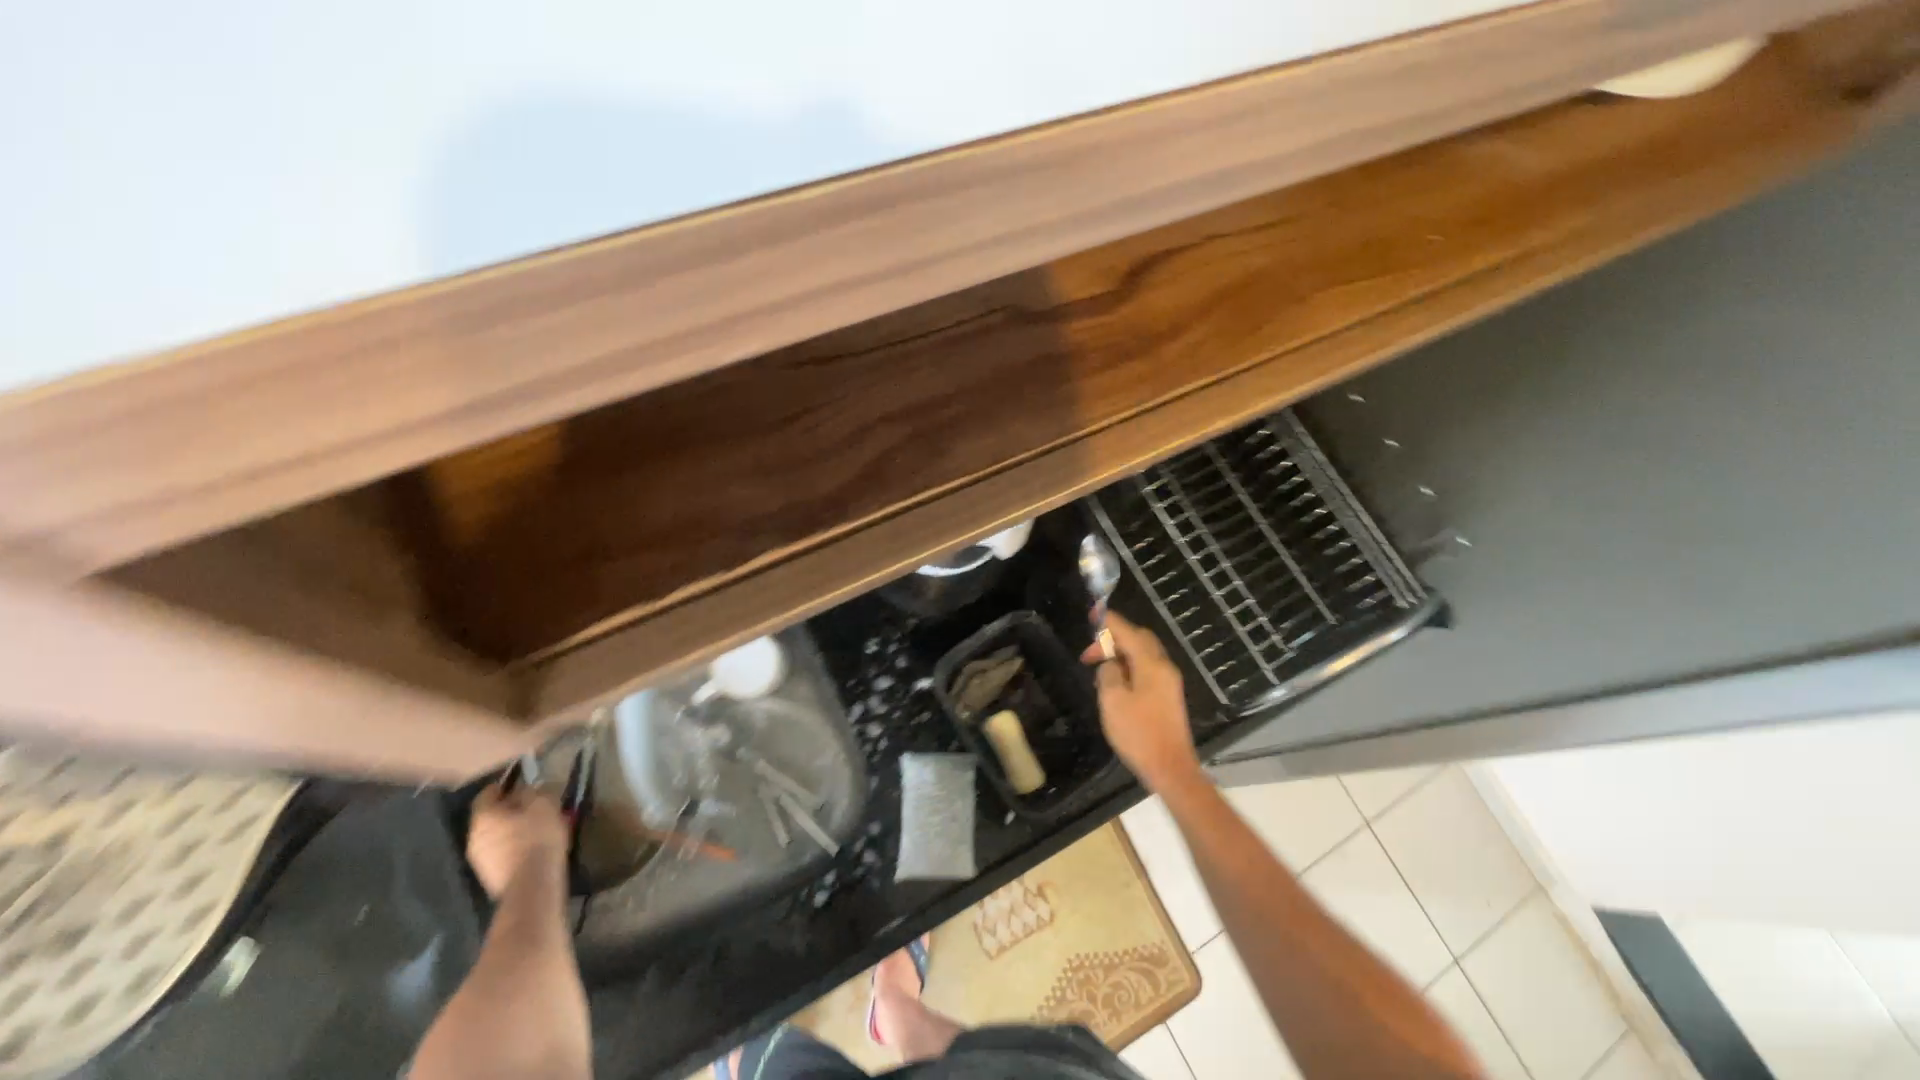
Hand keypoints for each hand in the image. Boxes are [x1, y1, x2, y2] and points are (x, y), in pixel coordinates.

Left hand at [467, 785, 568, 897]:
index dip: (503, 786)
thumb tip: (527, 787)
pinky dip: (511, 848)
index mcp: (483, 815)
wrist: (531, 886)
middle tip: (529, 807)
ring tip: (532, 829)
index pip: (487, 793)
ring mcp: (479, 859)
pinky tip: (529, 850)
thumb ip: (534, 792)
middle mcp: (473, 836)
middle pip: (489, 816)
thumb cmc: (537, 838)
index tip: (519, 783)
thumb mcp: (544, 805)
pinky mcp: (489, 877)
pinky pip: (499, 854)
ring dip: (509, 831)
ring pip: (493, 837)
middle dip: (507, 811)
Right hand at [1082, 613, 1203, 794]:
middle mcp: (1164, 667)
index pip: (1128, 632)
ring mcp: (1169, 682)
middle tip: (1091, 653)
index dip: (1109, 622)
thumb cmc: (1138, 733)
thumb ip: (1109, 673)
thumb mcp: (1112, 701)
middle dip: (1115, 639)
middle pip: (1140, 640)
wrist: (1170, 767)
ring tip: (1099, 670)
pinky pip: (1147, 671)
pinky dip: (1130, 669)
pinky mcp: (1168, 697)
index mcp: (1151, 664)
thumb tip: (1111, 664)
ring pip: (1144, 656)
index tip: (1092, 614)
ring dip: (1122, 655)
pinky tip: (1115, 685)